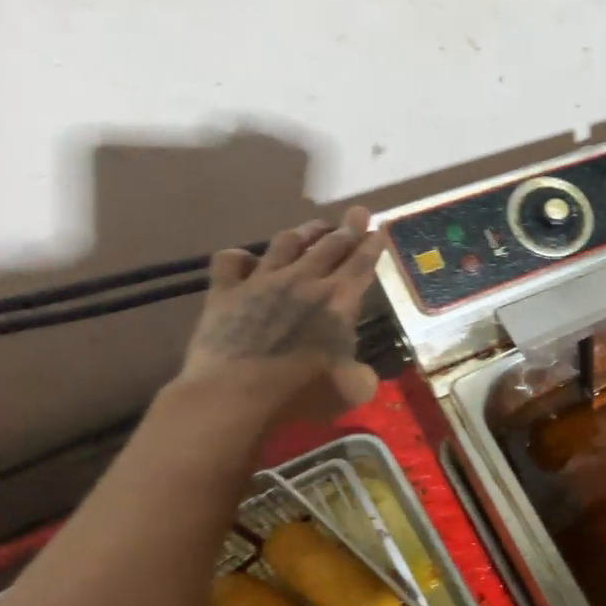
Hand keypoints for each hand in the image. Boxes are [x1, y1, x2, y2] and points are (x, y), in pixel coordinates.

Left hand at [173, 206, 387, 421]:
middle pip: (330, 246)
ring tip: (315, 227)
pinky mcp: (225, 292)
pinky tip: (248, 260)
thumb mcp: (353, 388)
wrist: (234, 393)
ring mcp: (262, 283)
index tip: (380, 227)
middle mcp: (304, 282)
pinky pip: (230, 261)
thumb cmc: (302, 392)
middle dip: (348, 227)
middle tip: (357, 212)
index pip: (362, 264)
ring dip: (304, 232)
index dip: (373, 244)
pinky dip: (241, 257)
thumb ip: (361, 373)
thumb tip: (360, 371)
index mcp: (340, 302)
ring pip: (286, 244)